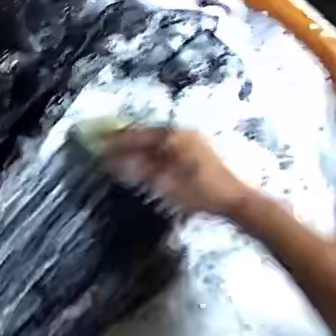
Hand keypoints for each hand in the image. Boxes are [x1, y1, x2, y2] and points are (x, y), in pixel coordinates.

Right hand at [100, 127, 254, 217]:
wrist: (236, 202)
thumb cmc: (202, 194)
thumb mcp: (167, 184)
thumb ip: (141, 171)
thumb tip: (116, 161)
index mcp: (174, 137)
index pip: (138, 136)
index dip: (117, 140)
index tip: (99, 143)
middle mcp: (182, 133)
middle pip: (147, 135)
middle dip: (126, 142)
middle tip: (105, 147)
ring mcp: (191, 141)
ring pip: (157, 141)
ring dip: (139, 148)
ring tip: (120, 155)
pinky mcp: (196, 150)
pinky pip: (167, 147)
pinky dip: (152, 153)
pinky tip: (144, 162)